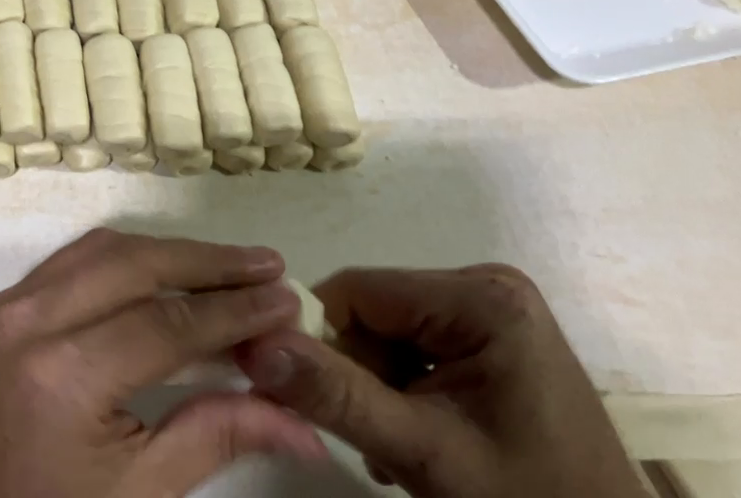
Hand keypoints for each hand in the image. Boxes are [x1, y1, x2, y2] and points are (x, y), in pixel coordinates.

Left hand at [0, 229, 327, 497]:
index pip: (166, 323)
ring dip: (169, 252)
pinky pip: (74, 259)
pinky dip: (127, 257)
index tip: (288, 298)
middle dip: (207, 262)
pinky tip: (168, 269)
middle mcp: (32, 319)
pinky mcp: (6, 302)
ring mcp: (12, 304)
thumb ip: (216, 437)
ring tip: (231, 265)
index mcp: (64, 373)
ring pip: (102, 249)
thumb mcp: (139, 491)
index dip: (232, 308)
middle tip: (269, 267)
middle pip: (133, 265)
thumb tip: (305, 424)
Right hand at [233, 264, 644, 497]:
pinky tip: (419, 438)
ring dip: (373, 389)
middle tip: (370, 440)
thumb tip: (249, 344)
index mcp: (481, 297)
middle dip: (354, 373)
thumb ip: (336, 395)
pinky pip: (413, 349)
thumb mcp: (424, 453)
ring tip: (397, 449)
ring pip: (383, 334)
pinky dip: (399, 392)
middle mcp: (485, 287)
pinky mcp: (491, 341)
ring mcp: (491, 314)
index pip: (355, 291)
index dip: (315, 337)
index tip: (299, 394)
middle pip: (369, 312)